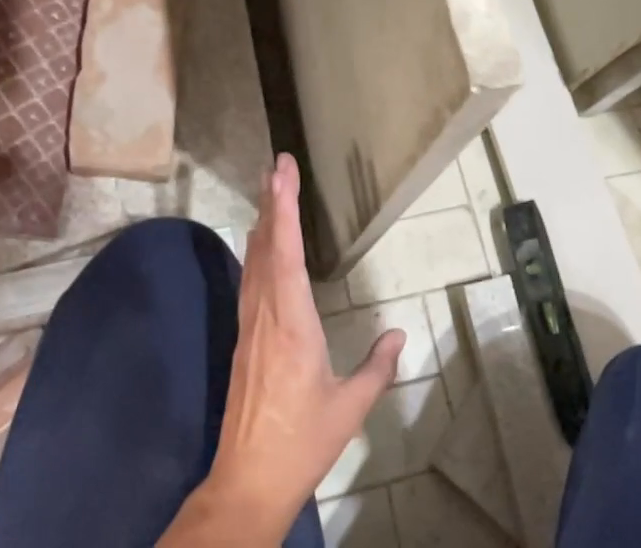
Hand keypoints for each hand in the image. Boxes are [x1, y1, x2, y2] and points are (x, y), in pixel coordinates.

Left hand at [159, 154, 405, 544]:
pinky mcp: (243, 338)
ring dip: (261, 222)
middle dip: (270, 201)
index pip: (286, 252)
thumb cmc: (303, 440)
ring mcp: (249, 325)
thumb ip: (377, 366)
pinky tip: (260, 245)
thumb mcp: (351, 406)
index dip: (283, 207)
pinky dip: (257, 251)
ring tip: (268, 190)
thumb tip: (398, 333)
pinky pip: (250, 281)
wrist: (249, 476)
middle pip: (265, 246)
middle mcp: (265, 314)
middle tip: (276, 164)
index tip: (283, 171)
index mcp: (292, 323)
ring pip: (253, 261)